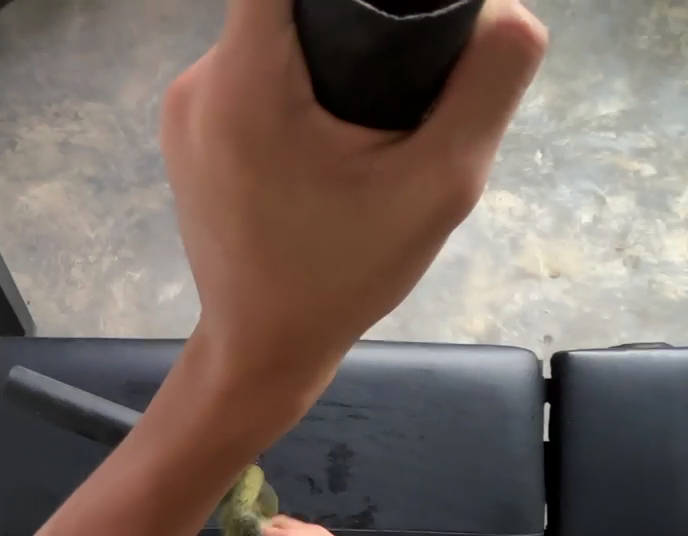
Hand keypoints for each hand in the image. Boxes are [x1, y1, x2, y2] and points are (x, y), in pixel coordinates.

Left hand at [161, 0, 546, 417]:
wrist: (261, 349)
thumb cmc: (339, 281)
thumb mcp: (439, 187)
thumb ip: (489, 78)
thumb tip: (504, 10)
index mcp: (243, 83)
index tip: (398, 12)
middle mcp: (198, 82)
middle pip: (291, 1)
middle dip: (355, 26)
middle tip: (395, 95)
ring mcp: (183, 110)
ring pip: (273, 39)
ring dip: (327, 61)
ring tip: (362, 130)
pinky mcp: (185, 137)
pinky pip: (250, 77)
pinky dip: (295, 90)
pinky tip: (324, 145)